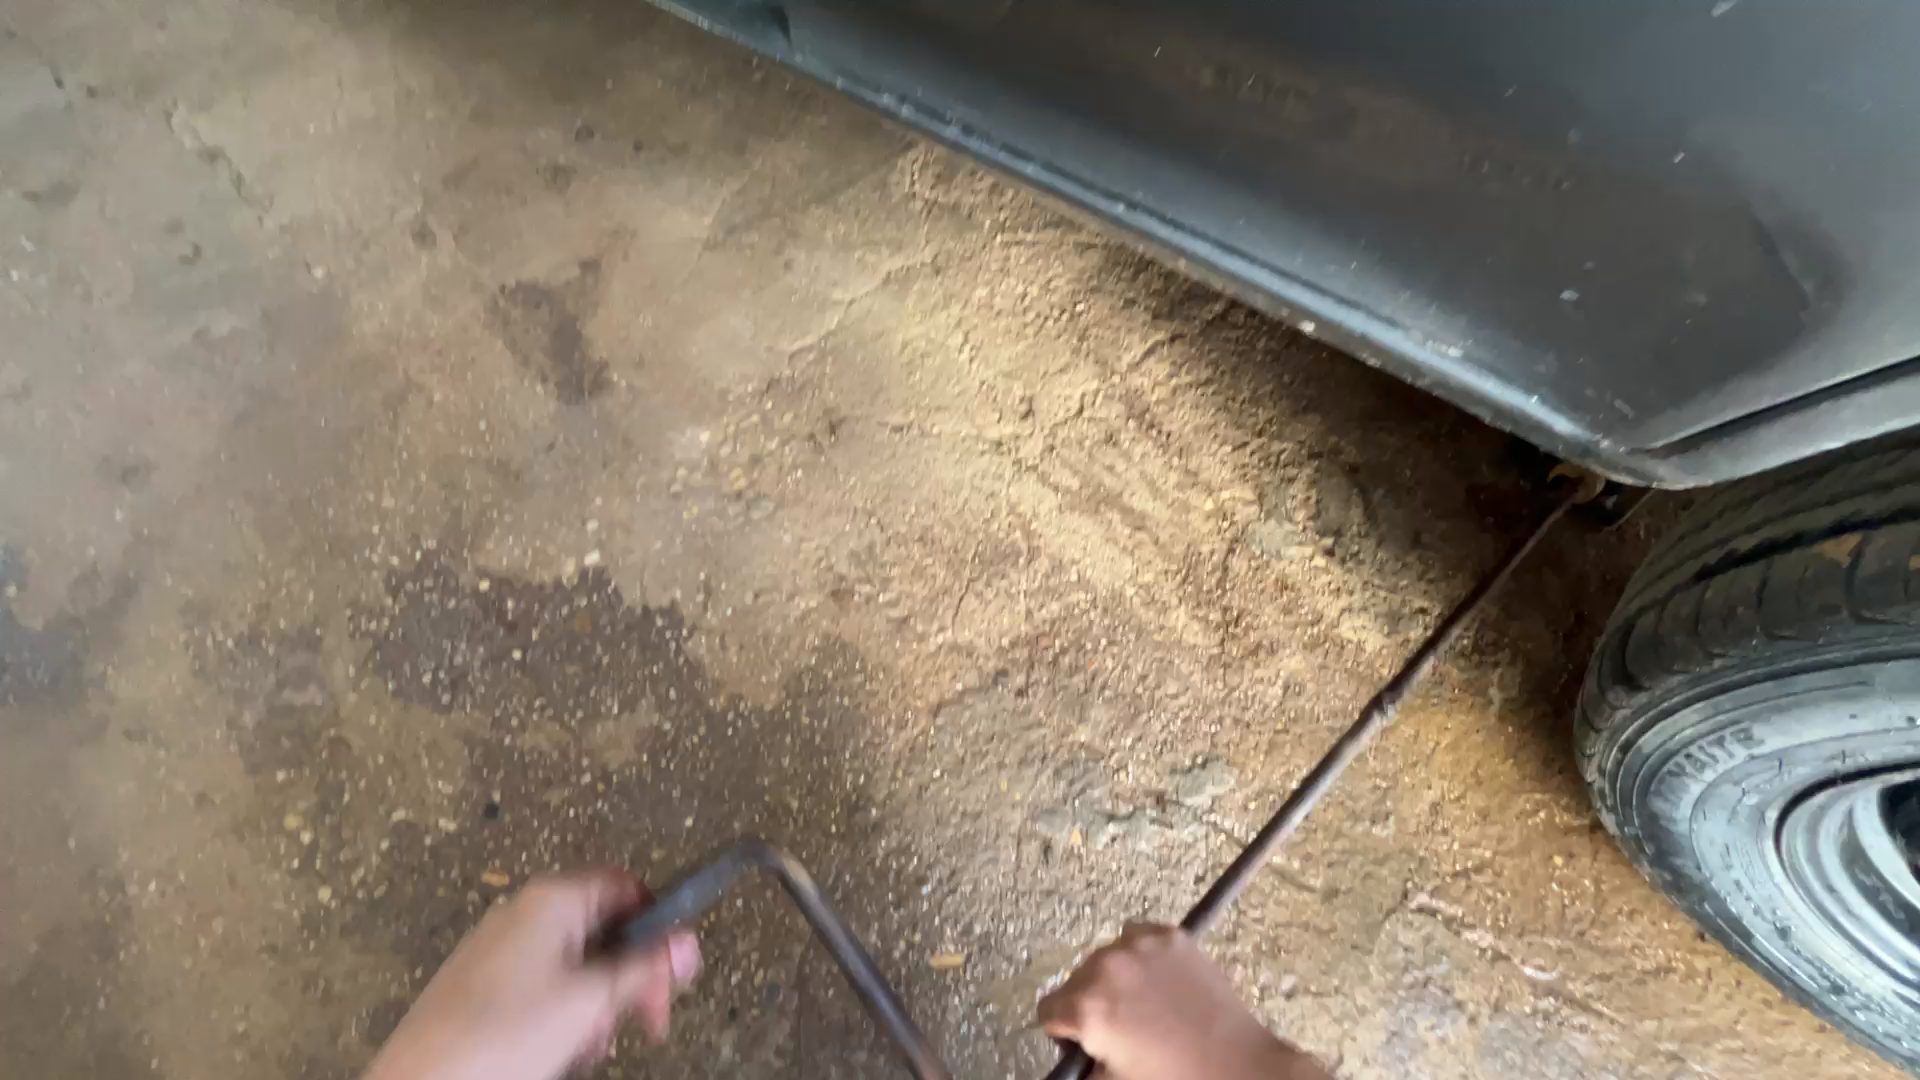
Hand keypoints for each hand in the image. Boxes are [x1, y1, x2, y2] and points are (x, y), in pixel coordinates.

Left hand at [364, 870, 699, 1079]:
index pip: (629, 887)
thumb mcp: (592, 1001)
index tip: (669, 974)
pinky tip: (558, 1047)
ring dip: (597, 997)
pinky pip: (541, 980)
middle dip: (628, 973)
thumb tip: (693, 943)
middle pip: (604, 925)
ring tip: (591, 1045)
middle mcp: (526, 909)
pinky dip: (562, 1007)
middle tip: (643, 1020)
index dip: (658, 925)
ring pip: (574, 958)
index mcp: (554, 897)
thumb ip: (648, 967)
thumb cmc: (508, 1035)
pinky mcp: (476, 982)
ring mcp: (497, 945)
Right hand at [1037, 924, 1333, 1079]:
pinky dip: (1141, 957)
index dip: (1063, 1031)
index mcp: (1087, 1007)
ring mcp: (1138, 943)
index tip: (1082, 1041)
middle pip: (1076, 980)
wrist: (1241, 1068)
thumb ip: (1084, 1069)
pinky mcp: (1167, 934)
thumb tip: (1077, 1058)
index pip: (1048, 1009)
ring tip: (1146, 1007)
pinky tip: (1162, 984)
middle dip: (1091, 1002)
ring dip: (1115, 977)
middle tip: (1121, 1030)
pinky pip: (1137, 938)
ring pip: (1106, 957)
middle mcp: (1105, 966)